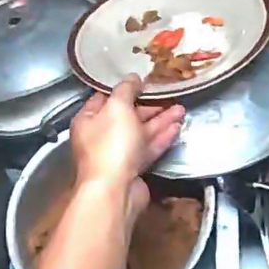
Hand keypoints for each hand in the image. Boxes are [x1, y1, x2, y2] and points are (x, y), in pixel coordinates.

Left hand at [70, 76, 183, 221]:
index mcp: (88, 120)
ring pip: (139, 133)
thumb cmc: (111, 145)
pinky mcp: (131, 169)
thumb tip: (132, 77)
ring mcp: (116, 154)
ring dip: (160, 121)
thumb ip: (126, 90)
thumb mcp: (117, 108)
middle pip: (125, 116)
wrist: (114, 190)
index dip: (124, 88)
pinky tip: (176, 128)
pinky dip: (161, 138)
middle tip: (169, 95)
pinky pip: (147, 149)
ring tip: (181, 110)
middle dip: (148, 106)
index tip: (143, 80)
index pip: (105, 98)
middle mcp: (100, 136)